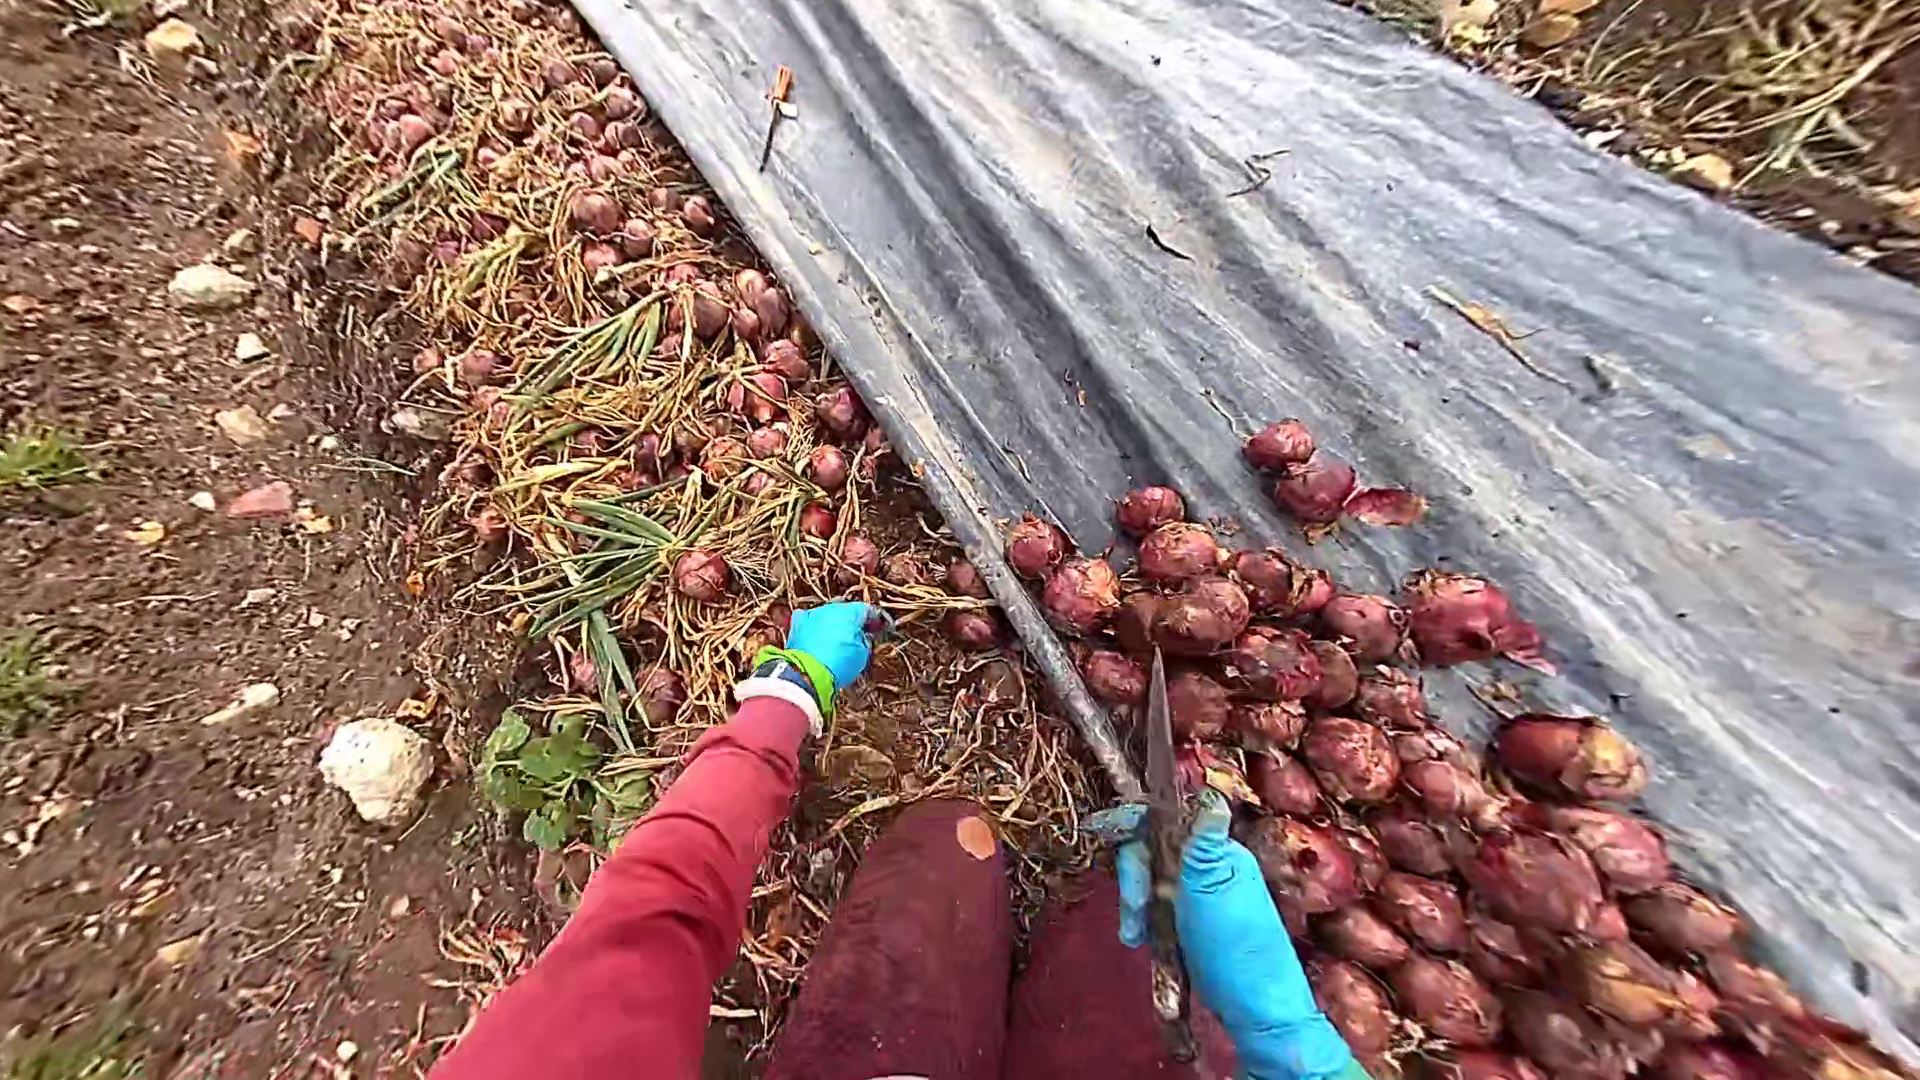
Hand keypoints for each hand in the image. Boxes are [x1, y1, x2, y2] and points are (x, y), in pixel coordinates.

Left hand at [783, 602, 881, 690]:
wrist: (806, 674)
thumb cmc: (838, 663)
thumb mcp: (863, 654)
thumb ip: (865, 639)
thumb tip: (863, 636)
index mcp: (850, 612)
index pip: (867, 610)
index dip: (875, 620)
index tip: (878, 629)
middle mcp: (830, 609)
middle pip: (847, 611)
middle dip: (853, 622)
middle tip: (859, 636)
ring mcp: (812, 616)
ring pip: (828, 615)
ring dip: (834, 625)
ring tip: (838, 640)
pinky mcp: (797, 627)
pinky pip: (809, 623)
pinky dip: (815, 628)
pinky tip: (818, 638)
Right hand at [1087, 791, 1360, 1079]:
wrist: (1259, 1018)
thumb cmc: (1236, 947)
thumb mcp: (1214, 888)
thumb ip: (1204, 840)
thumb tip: (1212, 795)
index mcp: (1215, 850)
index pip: (1164, 818)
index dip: (1130, 820)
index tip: (1099, 828)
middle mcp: (1204, 864)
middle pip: (1149, 849)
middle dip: (1133, 876)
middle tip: (1134, 908)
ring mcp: (1195, 893)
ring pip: (1147, 879)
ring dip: (1134, 903)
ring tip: (1135, 934)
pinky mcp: (1187, 920)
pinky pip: (1153, 907)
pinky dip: (1143, 920)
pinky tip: (1142, 939)